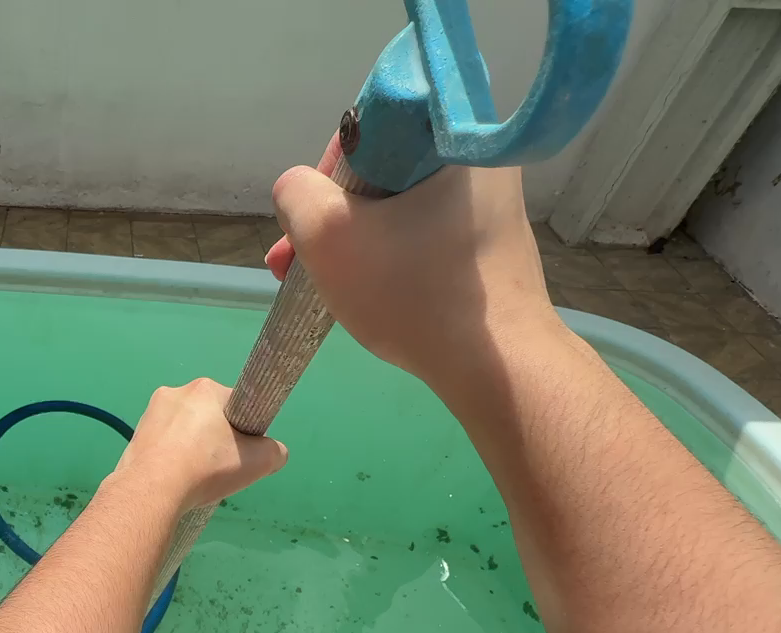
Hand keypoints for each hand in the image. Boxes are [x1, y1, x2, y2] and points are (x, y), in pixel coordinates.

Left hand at [110, 379, 286, 511]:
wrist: (152, 491)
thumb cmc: (207, 468)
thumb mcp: (258, 461)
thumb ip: (274, 452)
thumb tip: (274, 453)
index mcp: (205, 389)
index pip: (233, 404)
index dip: (241, 428)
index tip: (237, 450)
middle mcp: (173, 392)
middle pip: (205, 416)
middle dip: (213, 438)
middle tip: (215, 467)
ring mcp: (149, 414)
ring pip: (181, 430)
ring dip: (189, 447)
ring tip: (191, 476)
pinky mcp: (134, 435)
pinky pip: (160, 444)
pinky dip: (168, 458)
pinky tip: (171, 478)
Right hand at [265, 140, 561, 388]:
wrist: (489, 359)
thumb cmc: (410, 289)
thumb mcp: (328, 235)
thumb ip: (297, 195)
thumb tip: (298, 188)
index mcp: (450, 135)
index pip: (369, 125)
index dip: (325, 174)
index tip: (311, 221)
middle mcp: (476, 157)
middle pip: (377, 172)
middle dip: (327, 217)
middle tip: (291, 263)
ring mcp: (486, 204)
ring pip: (393, 209)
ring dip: (347, 242)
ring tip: (315, 284)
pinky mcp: (485, 244)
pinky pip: (416, 236)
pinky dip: (382, 258)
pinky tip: (363, 291)